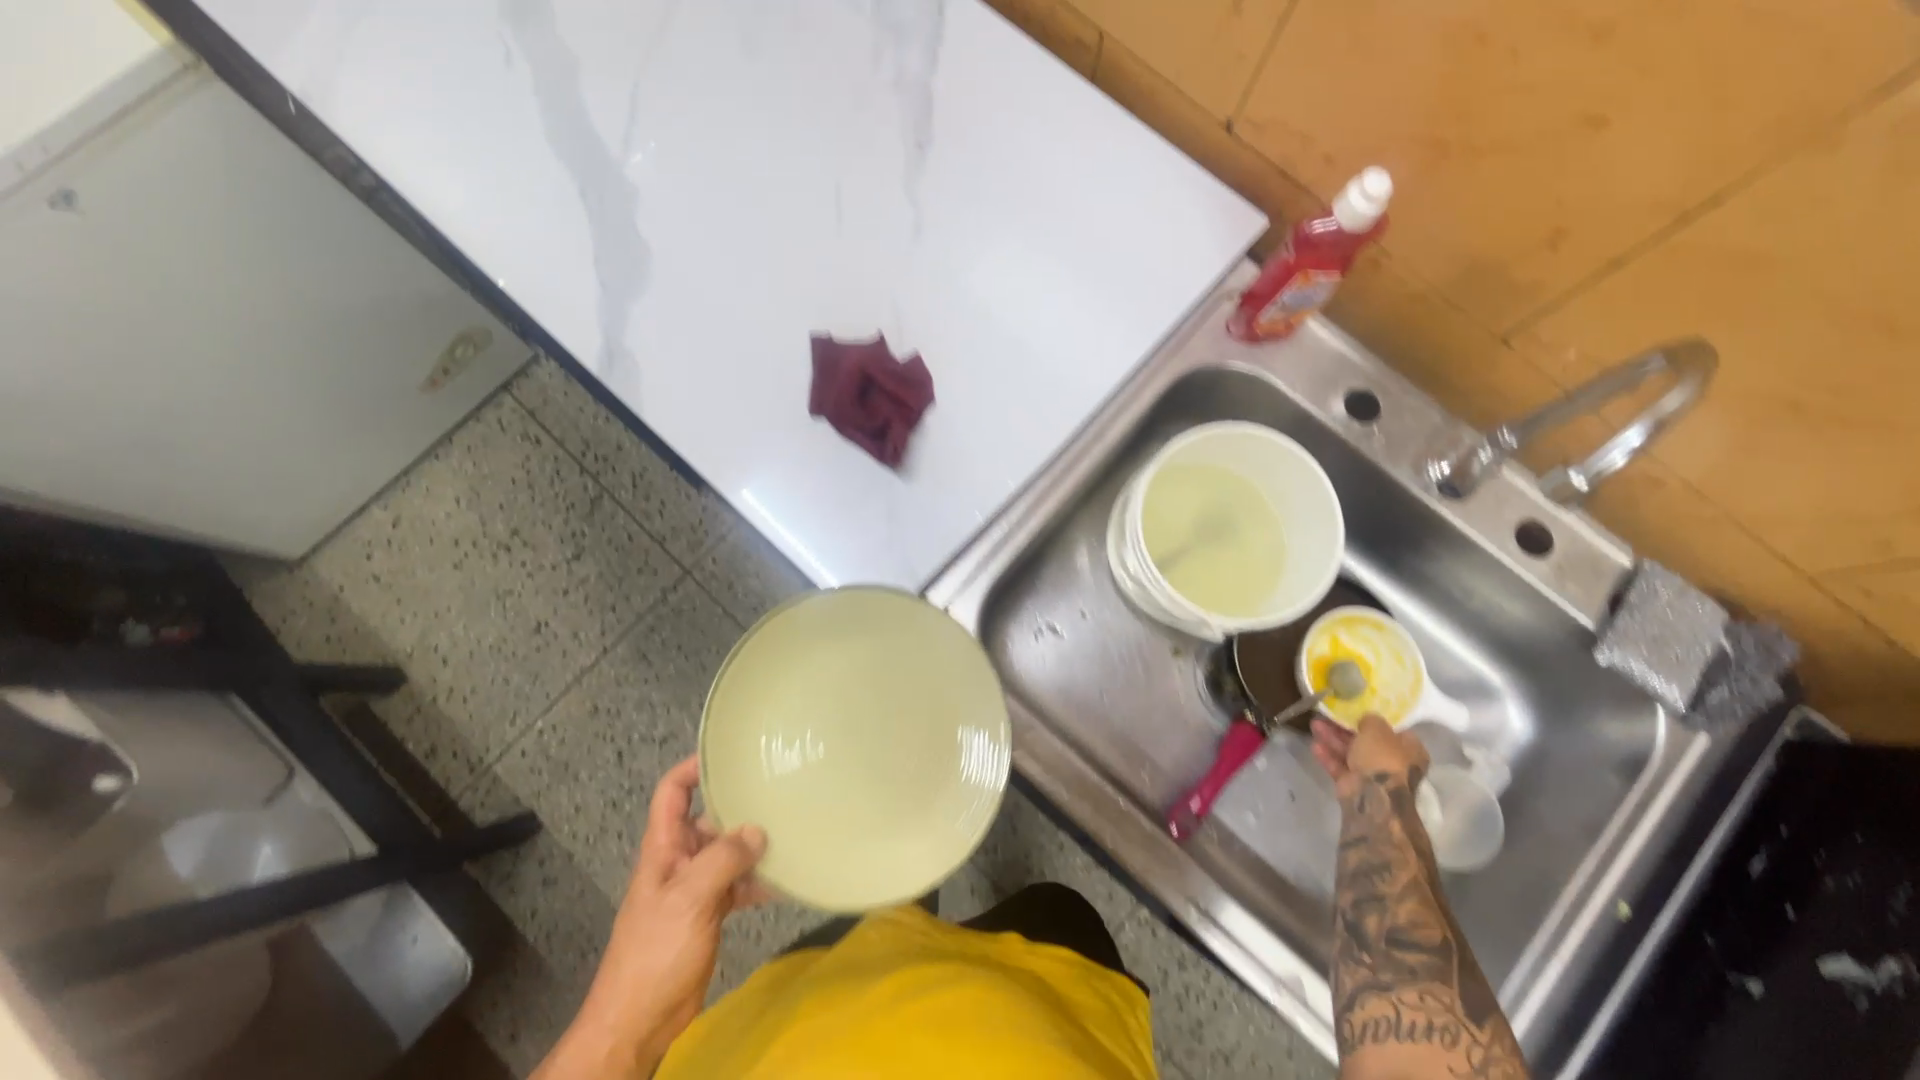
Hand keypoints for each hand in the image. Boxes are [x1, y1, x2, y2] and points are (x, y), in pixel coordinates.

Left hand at [554, 755, 767, 1075]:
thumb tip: (758, 829)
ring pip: (728, 852)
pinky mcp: (709, 914)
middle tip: (781, 791)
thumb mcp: (688, 899)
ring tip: (794, 831)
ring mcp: (695, 889)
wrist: (639, 1020)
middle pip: (709, 819)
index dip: (693, 767)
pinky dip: (760, 880)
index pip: (672, 791)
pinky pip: (738, 885)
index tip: (729, 753)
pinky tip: (788, 879)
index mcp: (663, 848)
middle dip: (740, 806)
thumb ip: (723, 860)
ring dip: (755, 845)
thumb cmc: (655, 953)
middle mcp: (679, 861)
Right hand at [1309, 714, 1428, 798]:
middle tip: (1328, 716)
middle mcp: (1392, 763)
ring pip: (1350, 753)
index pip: (1393, 732)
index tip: (1358, 712)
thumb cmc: (1382, 757)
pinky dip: (1328, 757)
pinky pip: (1340, 768)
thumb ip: (1371, 720)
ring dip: (1333, 739)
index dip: (1376, 722)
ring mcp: (1372, 776)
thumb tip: (1366, 719)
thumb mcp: (1378, 729)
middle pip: (1367, 742)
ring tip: (1314, 725)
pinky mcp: (1354, 786)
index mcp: (1409, 750)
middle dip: (1345, 729)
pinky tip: (1315, 746)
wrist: (1373, 796)